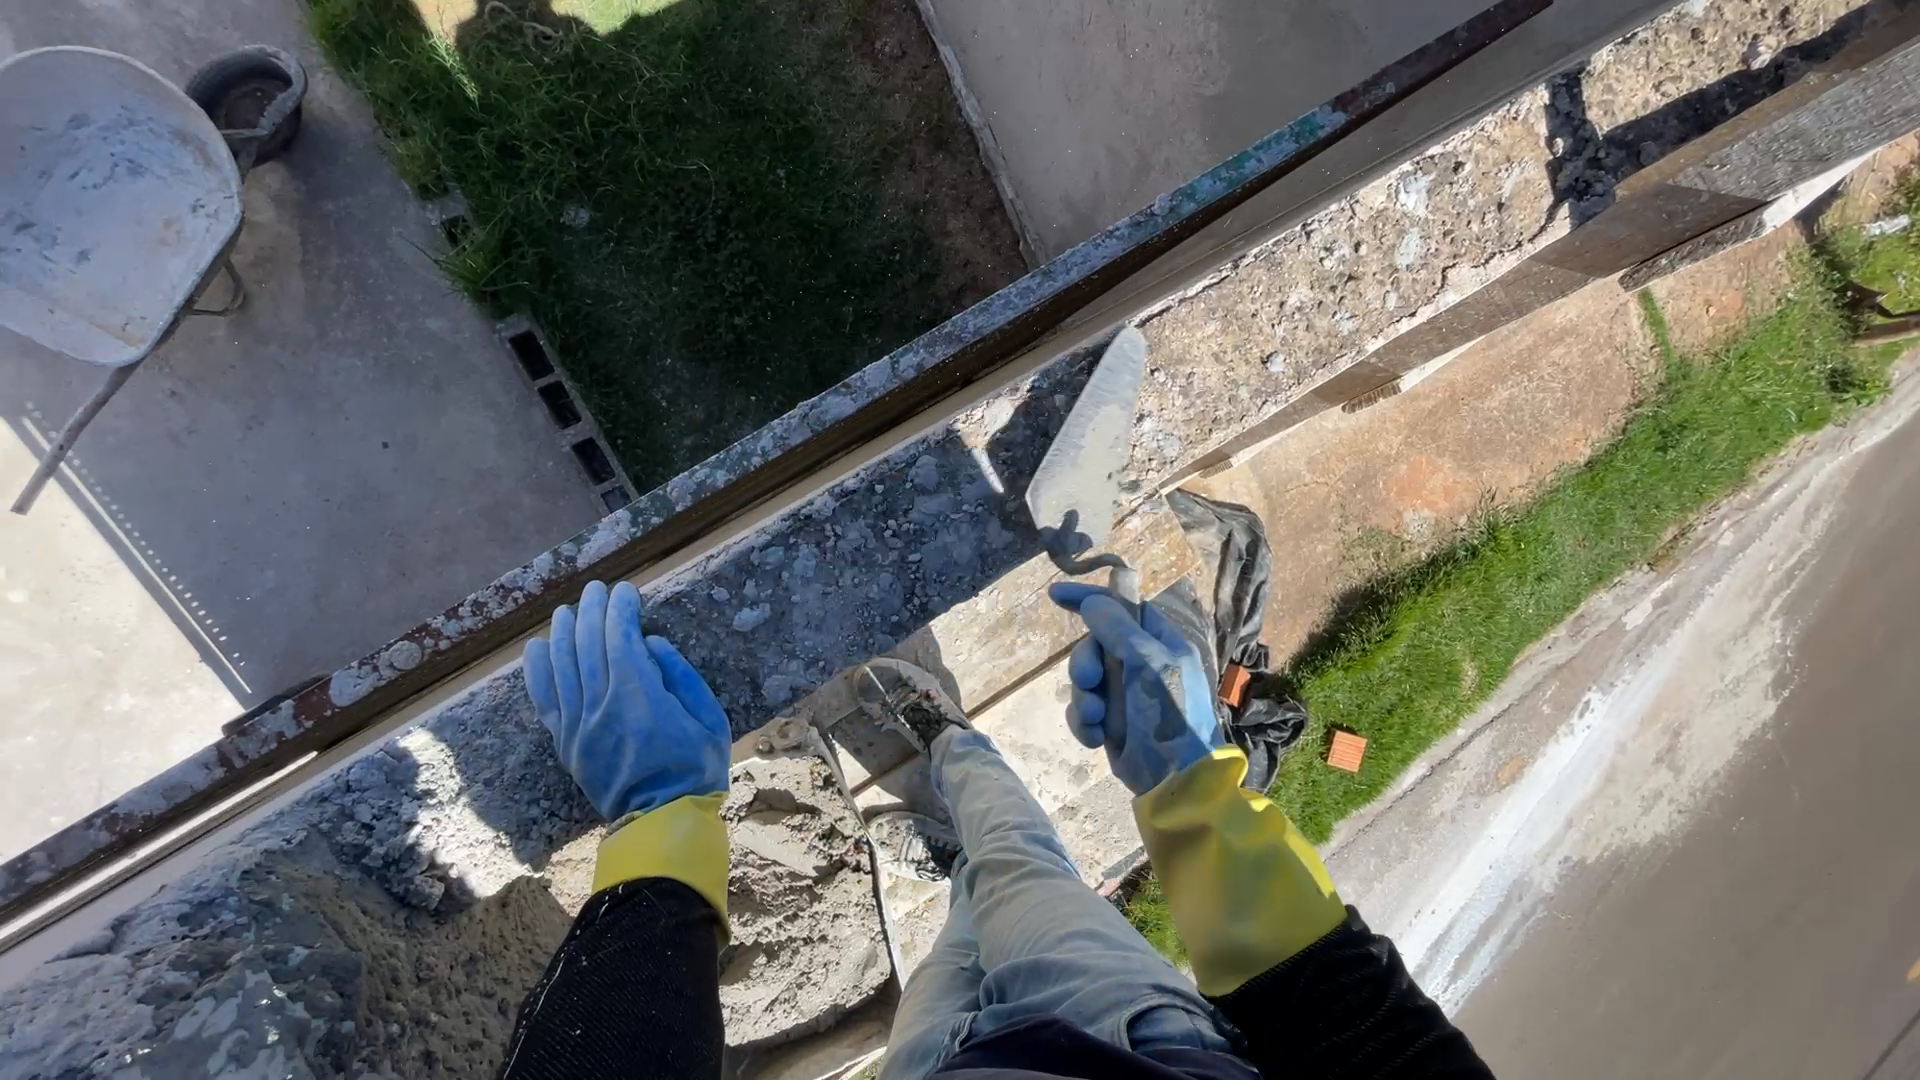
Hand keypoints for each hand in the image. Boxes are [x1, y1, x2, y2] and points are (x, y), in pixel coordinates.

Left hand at [524, 580, 731, 818]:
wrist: (663, 820)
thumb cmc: (696, 766)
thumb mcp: (709, 718)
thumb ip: (680, 676)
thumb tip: (651, 643)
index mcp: (639, 696)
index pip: (621, 639)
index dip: (621, 610)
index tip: (626, 590)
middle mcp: (601, 705)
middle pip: (588, 646)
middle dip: (591, 612)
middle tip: (596, 589)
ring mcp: (578, 725)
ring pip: (562, 667)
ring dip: (563, 633)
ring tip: (567, 609)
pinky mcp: (566, 743)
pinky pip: (545, 699)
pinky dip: (538, 670)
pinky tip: (538, 647)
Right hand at [1047, 582, 1224, 794]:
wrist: (1175, 784)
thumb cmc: (1169, 716)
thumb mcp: (1147, 663)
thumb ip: (1118, 627)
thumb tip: (1092, 600)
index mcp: (1159, 642)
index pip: (1120, 606)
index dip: (1088, 598)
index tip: (1055, 595)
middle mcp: (1141, 663)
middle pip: (1094, 643)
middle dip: (1085, 663)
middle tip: (1089, 682)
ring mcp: (1124, 693)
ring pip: (1084, 678)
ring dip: (1084, 698)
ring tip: (1096, 719)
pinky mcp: (1110, 721)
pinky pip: (1082, 709)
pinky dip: (1085, 722)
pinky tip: (1096, 739)